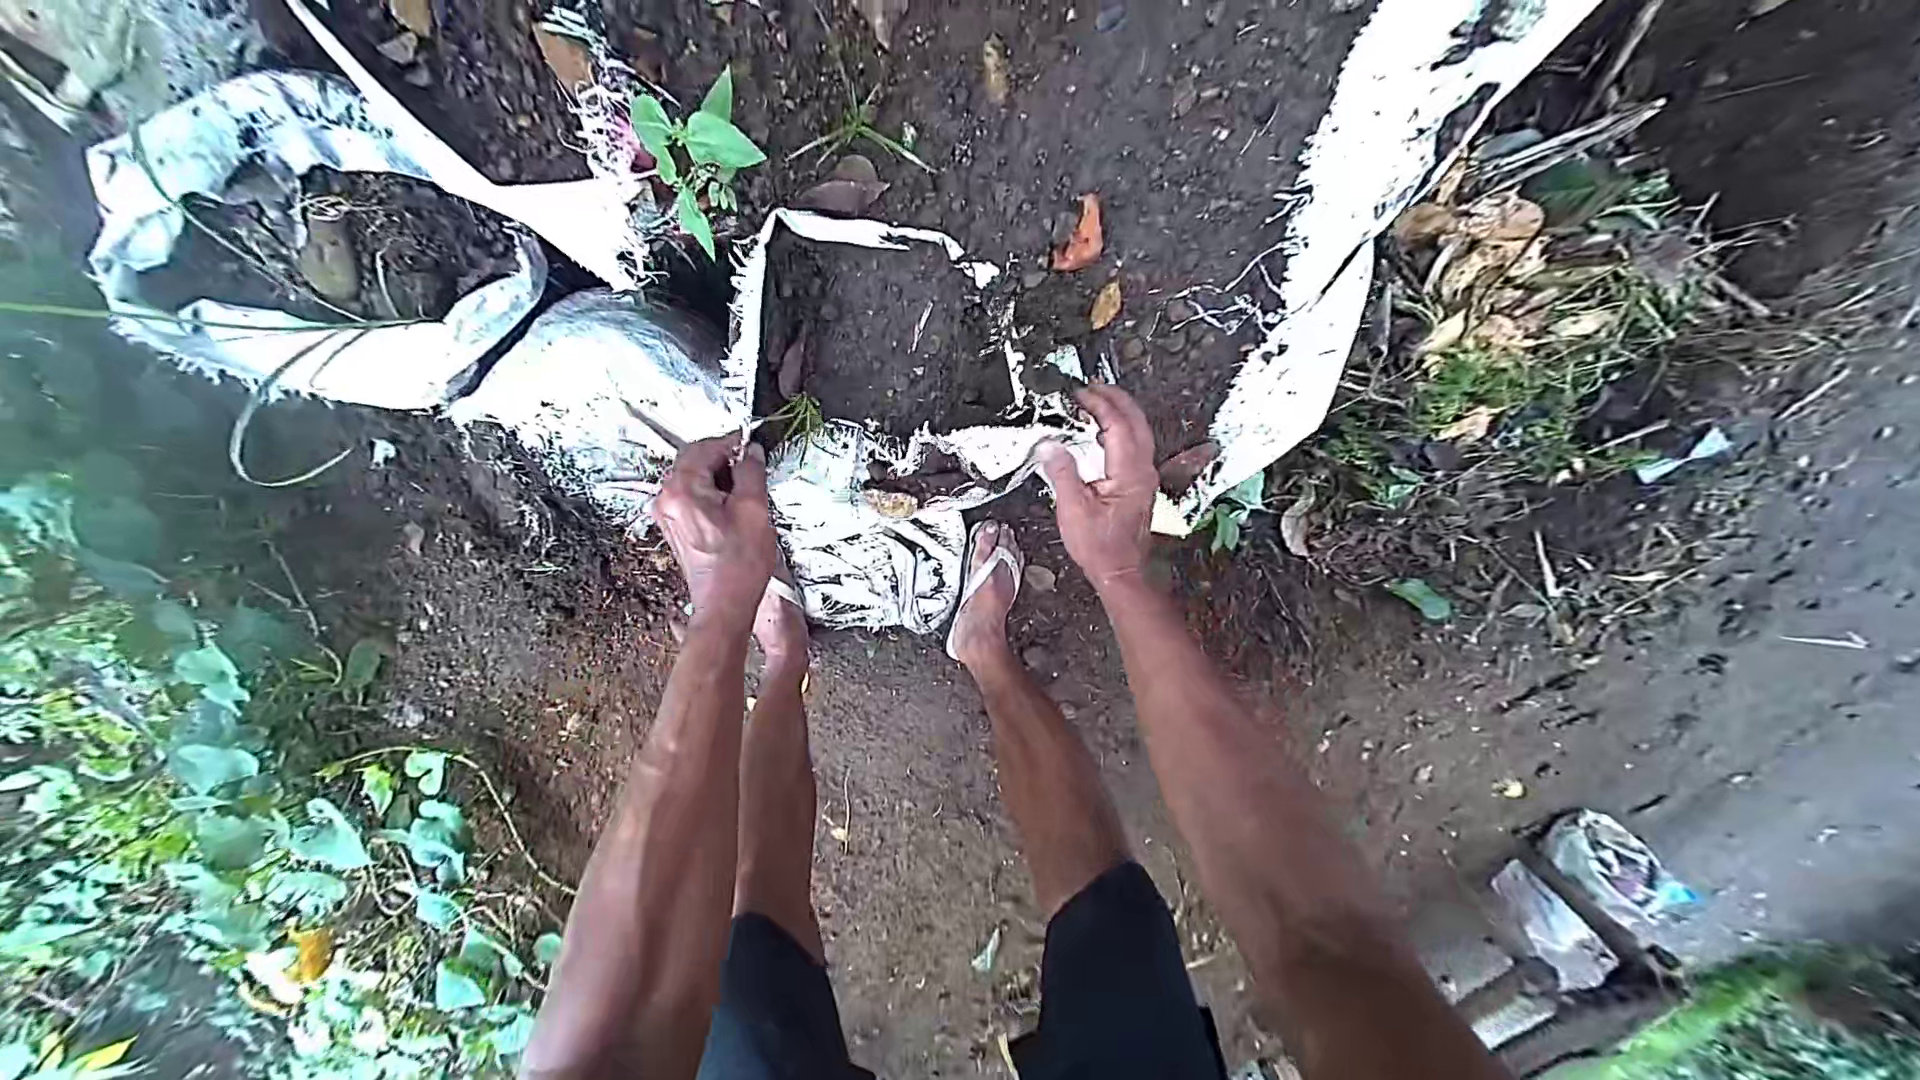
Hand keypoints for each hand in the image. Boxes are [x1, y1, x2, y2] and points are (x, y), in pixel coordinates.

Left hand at [651, 435, 776, 623]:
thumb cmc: (738, 563)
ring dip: (719, 477)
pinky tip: (734, 506)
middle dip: (724, 459)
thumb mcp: (754, 509)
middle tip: (752, 465)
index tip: (750, 444)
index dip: (730, 442)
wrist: (725, 603)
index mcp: (683, 489)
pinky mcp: (676, 528)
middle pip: (694, 461)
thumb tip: (750, 452)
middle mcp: (668, 499)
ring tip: (747, 489)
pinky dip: (712, 494)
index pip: (704, 447)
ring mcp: (669, 515)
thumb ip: (751, 472)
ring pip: (694, 479)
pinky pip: (692, 498)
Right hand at [1037, 386, 1157, 593]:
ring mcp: (1144, 477)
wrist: (1120, 570)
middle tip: (1093, 387)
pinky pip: (1134, 446)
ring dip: (1120, 413)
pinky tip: (1103, 432)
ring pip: (1139, 432)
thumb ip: (1062, 473)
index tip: (1081, 395)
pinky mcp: (1139, 484)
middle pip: (1136, 421)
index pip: (1118, 425)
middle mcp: (1143, 471)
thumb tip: (1050, 446)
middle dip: (1116, 399)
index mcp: (1130, 473)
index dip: (1100, 404)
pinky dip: (1120, 430)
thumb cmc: (1101, 546)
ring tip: (1098, 402)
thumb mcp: (1073, 509)